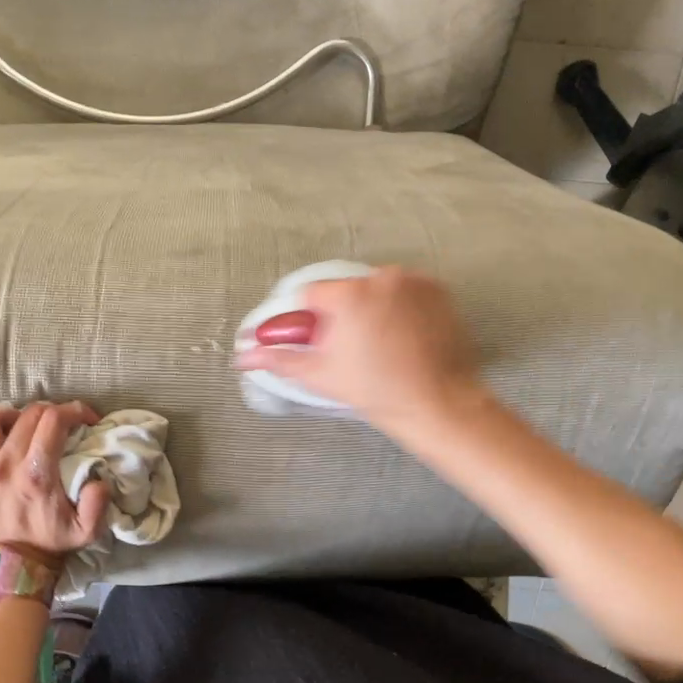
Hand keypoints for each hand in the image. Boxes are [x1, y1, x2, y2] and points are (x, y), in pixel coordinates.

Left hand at [0, 402, 109, 561]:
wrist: (15, 565)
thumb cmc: (51, 542)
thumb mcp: (87, 531)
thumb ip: (98, 505)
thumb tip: (99, 479)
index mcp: (36, 475)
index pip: (53, 420)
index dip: (75, 411)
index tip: (86, 419)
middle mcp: (5, 466)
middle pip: (26, 415)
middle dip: (51, 411)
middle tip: (60, 423)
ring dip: (8, 414)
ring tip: (21, 425)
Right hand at [234, 266, 484, 427]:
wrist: (439, 404)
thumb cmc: (377, 393)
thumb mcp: (321, 377)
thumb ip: (279, 359)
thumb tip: (243, 355)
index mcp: (348, 294)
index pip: (311, 295)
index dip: (311, 321)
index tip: (322, 345)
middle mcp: (381, 278)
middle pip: (345, 292)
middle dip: (342, 316)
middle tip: (353, 353)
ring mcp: (414, 282)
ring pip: (375, 291)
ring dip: (371, 312)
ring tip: (381, 349)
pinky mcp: (439, 291)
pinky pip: (405, 294)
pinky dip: (399, 310)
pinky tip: (403, 341)